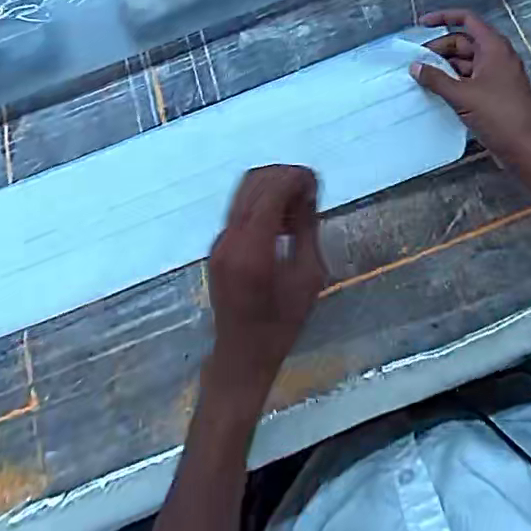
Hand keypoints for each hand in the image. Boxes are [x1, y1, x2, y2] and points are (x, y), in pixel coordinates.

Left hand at [205, 164, 326, 399]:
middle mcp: (229, 240)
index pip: (270, 193)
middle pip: (253, 183)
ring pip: (243, 192)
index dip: (293, 178)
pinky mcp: (217, 245)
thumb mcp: (307, 278)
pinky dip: (260, 202)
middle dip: (283, 175)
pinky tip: (281, 220)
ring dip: (271, 186)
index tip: (314, 179)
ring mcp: (219, 241)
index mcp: (252, 251)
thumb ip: (307, 230)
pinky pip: (238, 209)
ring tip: (297, 202)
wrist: (242, 354)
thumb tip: (309, 193)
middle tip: (309, 186)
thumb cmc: (282, 325)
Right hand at [412, 10, 530, 167]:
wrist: (527, 149)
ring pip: (465, 62)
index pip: (467, 19)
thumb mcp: (462, 96)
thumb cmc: (499, 116)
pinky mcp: (494, 93)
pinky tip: (436, 91)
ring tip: (421, 77)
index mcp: (494, 48)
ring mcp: (496, 75)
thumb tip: (415, 67)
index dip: (443, 17)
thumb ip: (436, 79)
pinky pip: (469, 78)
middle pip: (463, 42)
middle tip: (416, 62)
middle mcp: (496, 56)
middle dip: (439, 48)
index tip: (422, 24)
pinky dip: (452, 80)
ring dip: (444, 66)